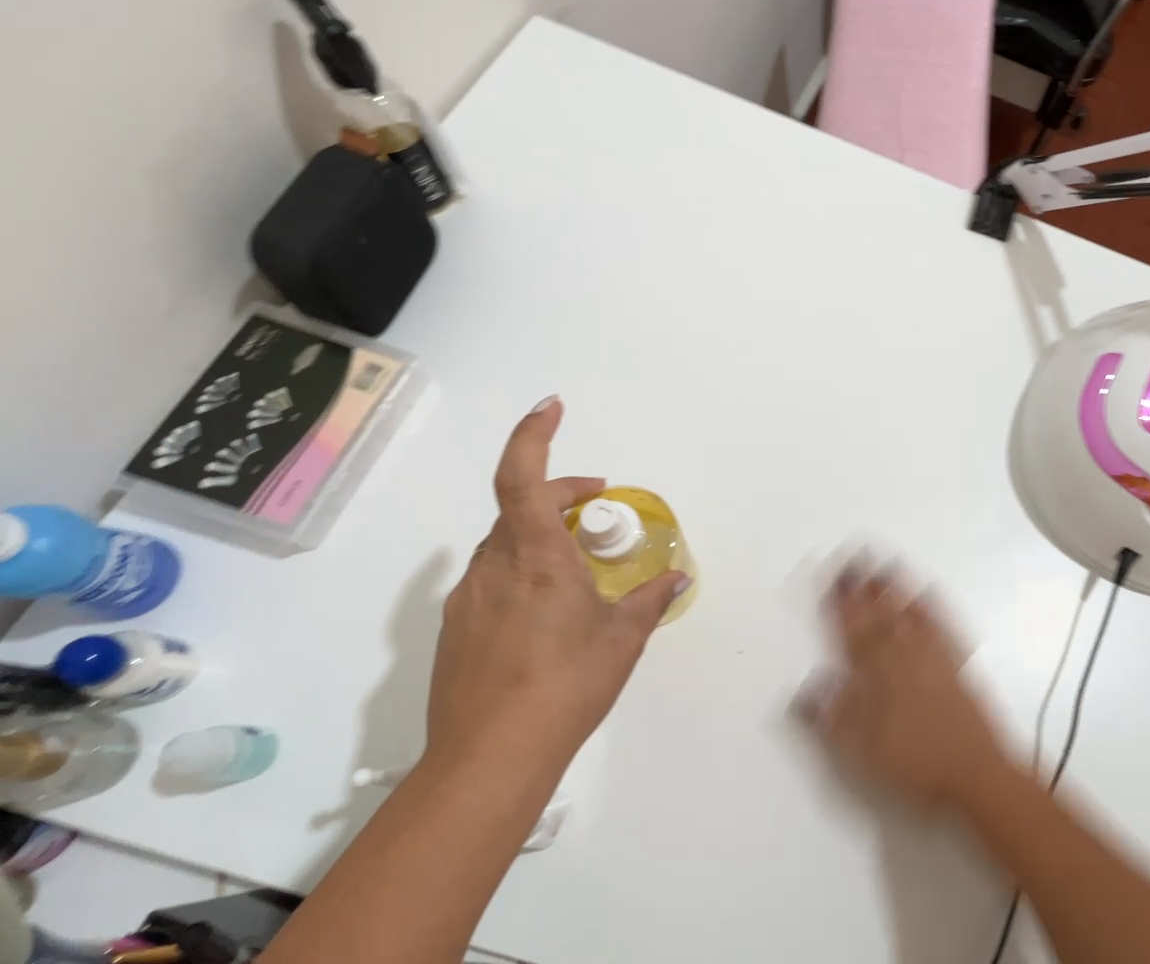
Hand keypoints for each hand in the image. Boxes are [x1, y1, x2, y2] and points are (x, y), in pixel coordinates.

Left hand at [425, 396, 690, 777]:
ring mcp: (467, 600)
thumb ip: (650, 600)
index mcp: (535, 558)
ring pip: (505, 545)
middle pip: (518, 508)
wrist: (490, 757)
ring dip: (541, 536)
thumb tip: (678, 578)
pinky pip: (493, 580)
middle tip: (600, 507)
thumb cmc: (566, 686)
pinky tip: (549, 612)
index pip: (521, 478)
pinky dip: (523, 572)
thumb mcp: (623, 639)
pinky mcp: (456, 630)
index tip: (552, 407)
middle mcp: (493, 568)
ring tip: (581, 566)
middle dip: (559, 495)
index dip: (533, 435)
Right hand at [796, 559, 1015, 810]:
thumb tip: (806, 687)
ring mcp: (935, 661)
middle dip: (866, 587)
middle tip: (856, 554)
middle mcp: (904, 661)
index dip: (841, 605)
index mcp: (876, 679)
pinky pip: (944, 628)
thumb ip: (831, 717)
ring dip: (898, 589)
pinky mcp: (960, 669)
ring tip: (888, 564)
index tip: (833, 577)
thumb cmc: (914, 767)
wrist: (977, 776)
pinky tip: (929, 595)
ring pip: (911, 616)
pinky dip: (934, 608)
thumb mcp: (860, 753)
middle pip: (881, 617)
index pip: (852, 634)